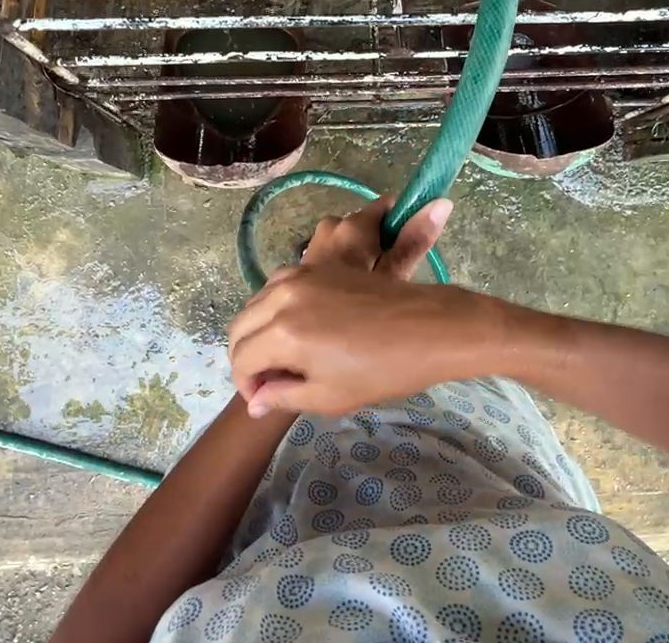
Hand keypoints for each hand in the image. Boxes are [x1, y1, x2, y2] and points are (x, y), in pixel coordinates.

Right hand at [229, 198, 507, 417]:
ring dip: (258, 328)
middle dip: (245, 356)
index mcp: (282, 331)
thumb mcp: (329, 396)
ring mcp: (301, 274)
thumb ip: (283, 396)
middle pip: (239, 325)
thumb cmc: (382, 369)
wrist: (429, 327)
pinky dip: (275, 306)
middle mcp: (282, 296)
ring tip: (282, 353)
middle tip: (268, 380)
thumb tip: (255, 402)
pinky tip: (296, 325)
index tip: (263, 399)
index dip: (246, 385)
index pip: (241, 359)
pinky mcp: (319, 266)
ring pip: (256, 301)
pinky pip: (279, 284)